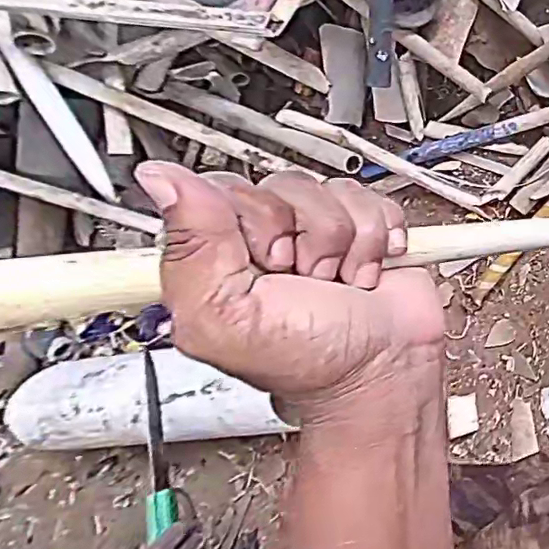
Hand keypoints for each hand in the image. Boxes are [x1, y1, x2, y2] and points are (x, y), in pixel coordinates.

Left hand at [134, 163, 446, 422]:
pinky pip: (375, 200)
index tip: (271, 262)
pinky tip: (371, 269)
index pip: (227, 189)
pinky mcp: (368, 230)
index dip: (258, 219)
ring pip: (336, 191)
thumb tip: (161, 179)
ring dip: (352, 241)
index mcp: (221, 256)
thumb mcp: (228, 318)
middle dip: (312, 234)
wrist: (388, 369)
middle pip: (288, 186)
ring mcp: (323, 232)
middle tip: (311, 276)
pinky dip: (381, 236)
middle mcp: (271, 238)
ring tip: (345, 279)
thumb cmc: (312, 361)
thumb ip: (192, 248)